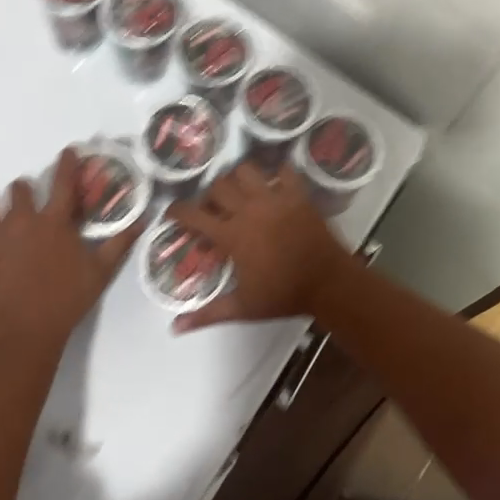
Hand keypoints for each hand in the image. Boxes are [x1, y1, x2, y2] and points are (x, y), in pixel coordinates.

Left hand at [0, 148, 140, 351]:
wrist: (23, 331)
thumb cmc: (66, 299)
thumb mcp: (100, 272)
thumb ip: (120, 243)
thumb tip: (144, 220)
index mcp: (54, 222)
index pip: (63, 183)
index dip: (67, 163)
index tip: (68, 150)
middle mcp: (22, 222)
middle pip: (17, 191)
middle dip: (22, 190)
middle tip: (26, 196)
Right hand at [166, 161, 356, 332]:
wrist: (328, 283)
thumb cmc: (283, 295)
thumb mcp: (243, 307)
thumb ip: (207, 314)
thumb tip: (174, 328)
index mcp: (232, 235)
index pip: (194, 215)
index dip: (178, 211)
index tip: (172, 212)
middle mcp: (249, 209)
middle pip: (218, 186)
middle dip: (211, 195)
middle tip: (214, 209)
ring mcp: (275, 198)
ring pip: (246, 170)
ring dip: (239, 179)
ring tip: (241, 193)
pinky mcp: (297, 194)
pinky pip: (285, 171)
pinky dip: (278, 174)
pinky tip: (275, 185)